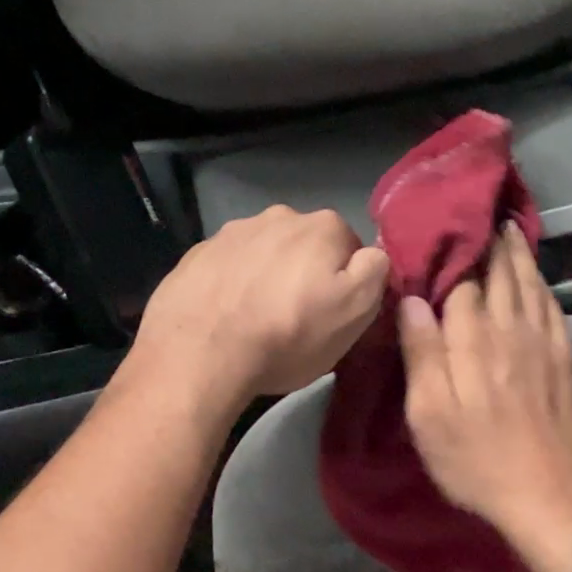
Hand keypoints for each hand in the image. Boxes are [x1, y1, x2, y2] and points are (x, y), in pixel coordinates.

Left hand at [121, 205, 388, 409]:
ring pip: (266, 254)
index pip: (352, 248)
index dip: (347, 282)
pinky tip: (229, 319)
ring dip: (269, 278)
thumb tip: (375, 255)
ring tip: (260, 321)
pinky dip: (234, 287)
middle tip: (299, 320)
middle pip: (306, 247)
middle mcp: (277, 216)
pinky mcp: (196, 256)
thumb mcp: (355, 312)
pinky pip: (229, 268)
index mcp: (322, 226)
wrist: (199, 355)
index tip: (336, 313)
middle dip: (307, 275)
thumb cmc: (289, 335)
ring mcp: (231, 233)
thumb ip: (376, 272)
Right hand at [399, 224, 571, 534]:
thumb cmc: (474, 459)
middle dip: (490, 243)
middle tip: (482, 212)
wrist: (544, 492)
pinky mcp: (564, 360)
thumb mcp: (428, 415)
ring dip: (519, 255)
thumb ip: (422, 353)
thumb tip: (412, 299)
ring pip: (530, 285)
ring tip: (510, 229)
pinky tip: (538, 280)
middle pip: (500, 274)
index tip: (443, 229)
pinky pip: (553, 309)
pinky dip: (543, 286)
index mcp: (472, 341)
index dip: (453, 254)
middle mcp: (510, 330)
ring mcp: (542, 343)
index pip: (462, 282)